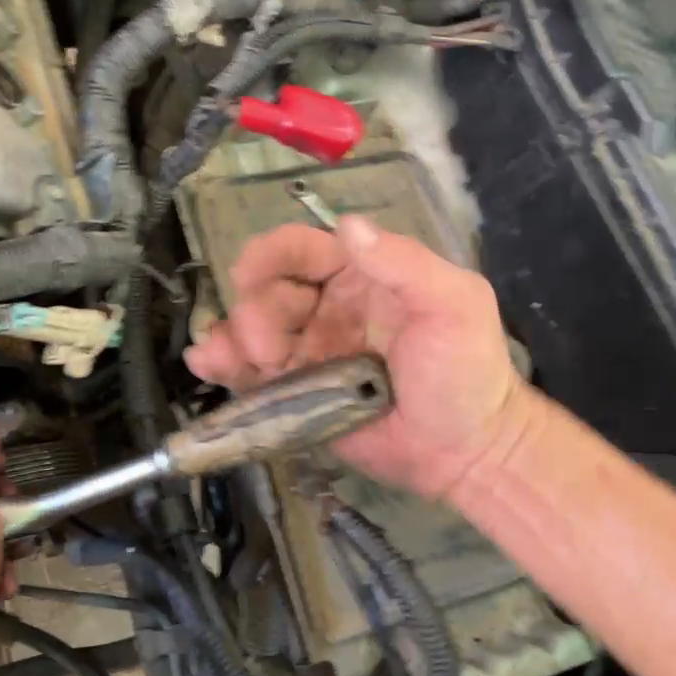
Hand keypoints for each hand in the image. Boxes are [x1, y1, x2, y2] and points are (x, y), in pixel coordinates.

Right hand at [185, 217, 535, 496]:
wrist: (468, 451)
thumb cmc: (467, 370)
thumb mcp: (453, 305)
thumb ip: (404, 263)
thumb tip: (348, 224)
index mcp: (357, 275)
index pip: (300, 249)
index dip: (269, 254)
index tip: (247, 273)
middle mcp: (324, 307)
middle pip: (267, 293)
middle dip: (253, 312)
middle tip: (264, 346)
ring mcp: (306, 350)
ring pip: (251, 331)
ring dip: (229, 338)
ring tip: (220, 359)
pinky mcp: (295, 390)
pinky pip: (251, 371)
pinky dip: (223, 365)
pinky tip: (207, 365)